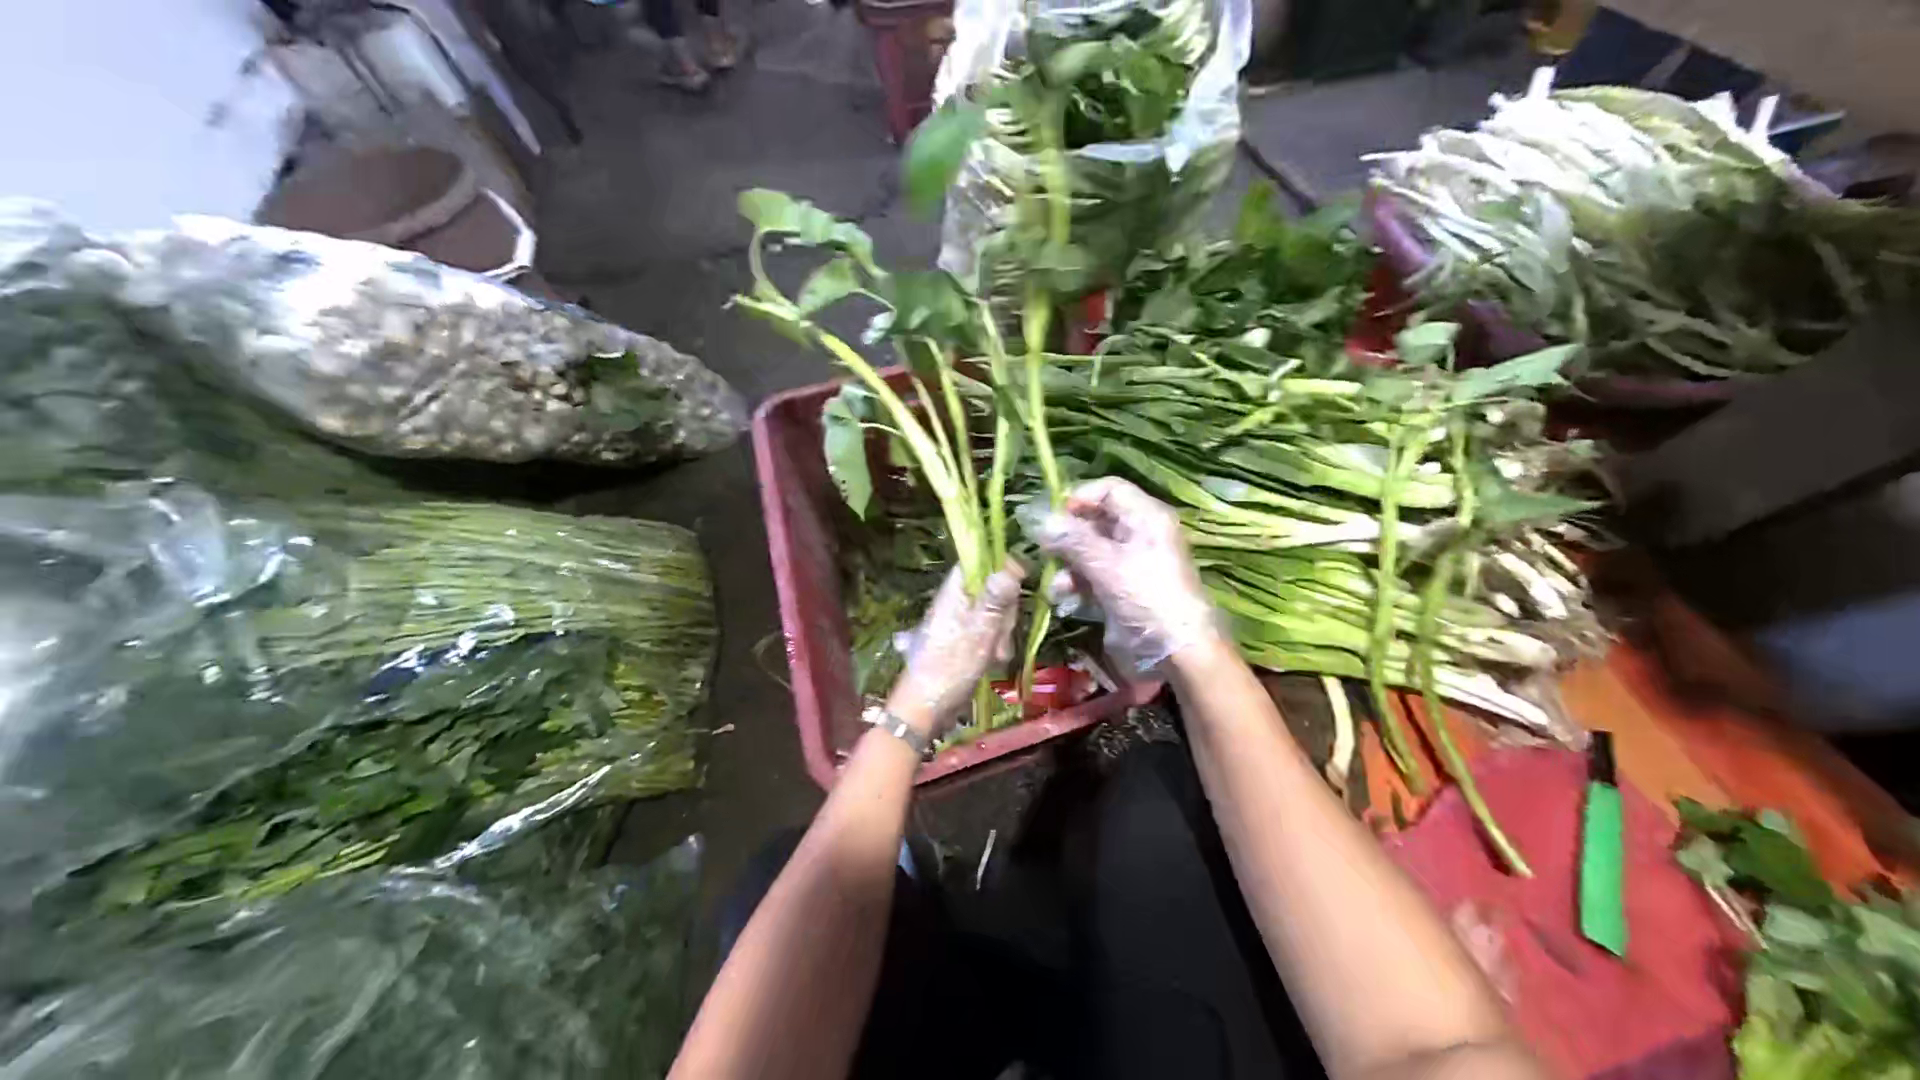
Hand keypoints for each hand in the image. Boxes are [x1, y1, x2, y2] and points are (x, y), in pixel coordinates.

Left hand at [886, 560, 1023, 735]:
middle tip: (1000, 634)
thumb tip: (1009, 565)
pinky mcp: (964, 641)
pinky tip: (993, 662)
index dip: (1001, 566)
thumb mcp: (978, 633)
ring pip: (994, 615)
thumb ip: (995, 601)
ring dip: (1001, 634)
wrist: (924, 708)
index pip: (978, 562)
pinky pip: (988, 634)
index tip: (1020, 582)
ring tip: (995, 655)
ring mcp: (960, 622)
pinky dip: (994, 646)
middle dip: (1004, 612)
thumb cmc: (949, 668)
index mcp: (954, 592)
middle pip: (992, 589)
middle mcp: (956, 602)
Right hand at [1036, 477, 1221, 671]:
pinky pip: (1091, 575)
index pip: (1110, 490)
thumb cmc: (1146, 596)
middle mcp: (1139, 535)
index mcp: (1146, 518)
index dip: (1081, 498)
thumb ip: (1072, 540)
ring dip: (1067, 563)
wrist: (1176, 649)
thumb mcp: (1107, 564)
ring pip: (1089, 550)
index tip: (1055, 516)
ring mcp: (1129, 563)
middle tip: (1045, 547)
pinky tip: (1063, 595)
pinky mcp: (1121, 589)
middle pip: (1096, 520)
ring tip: (1056, 582)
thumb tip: (1040, 522)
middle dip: (1068, 535)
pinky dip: (1076, 583)